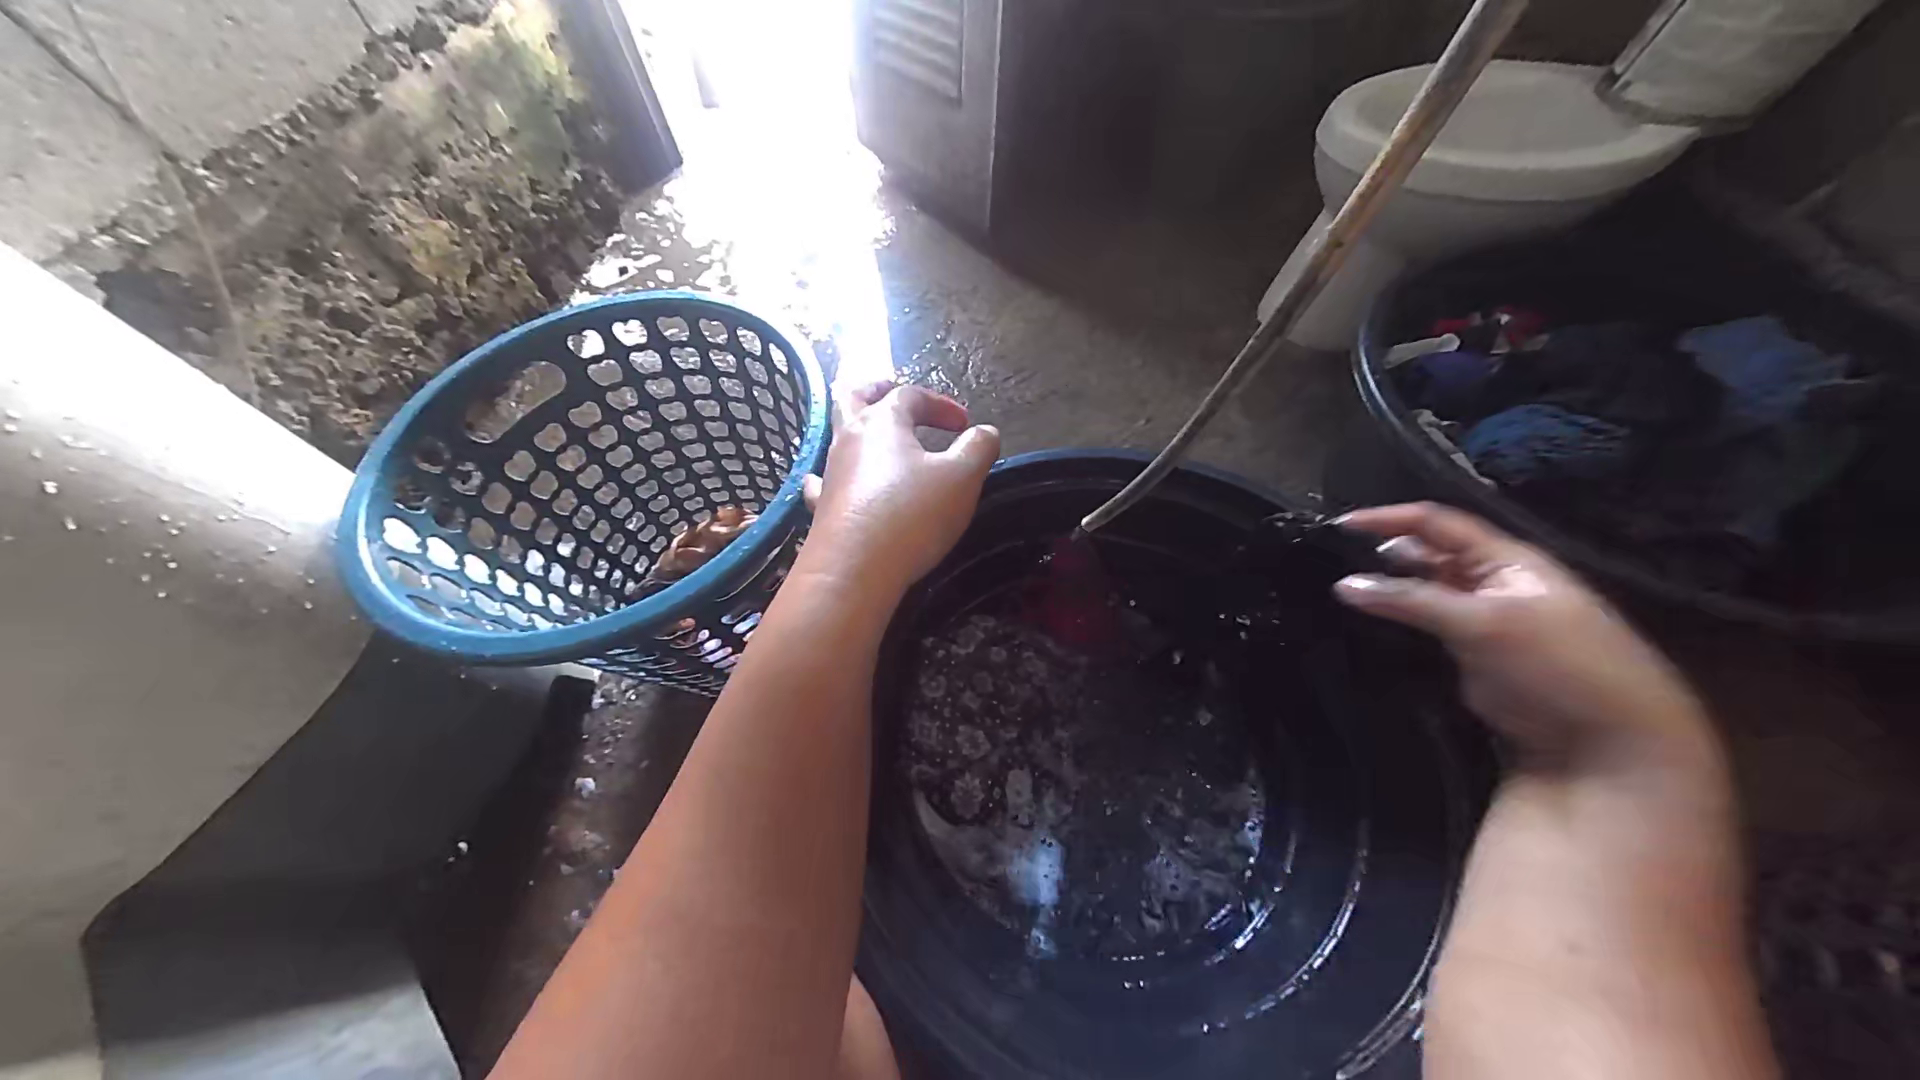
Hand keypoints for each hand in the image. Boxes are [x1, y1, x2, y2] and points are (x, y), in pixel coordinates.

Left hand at [796, 381, 998, 596]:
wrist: (853, 570)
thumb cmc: (911, 515)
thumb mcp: (962, 478)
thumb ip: (978, 448)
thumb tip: (985, 432)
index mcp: (883, 422)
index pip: (910, 395)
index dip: (940, 403)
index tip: (965, 424)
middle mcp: (850, 439)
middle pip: (854, 397)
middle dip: (877, 390)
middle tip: (893, 392)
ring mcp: (831, 473)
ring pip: (839, 436)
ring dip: (860, 431)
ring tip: (877, 440)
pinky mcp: (823, 507)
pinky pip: (823, 480)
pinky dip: (832, 474)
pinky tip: (828, 480)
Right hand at [1331, 503, 1713, 772]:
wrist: (1606, 742)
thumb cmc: (1555, 665)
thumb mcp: (1483, 623)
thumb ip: (1410, 600)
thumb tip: (1343, 584)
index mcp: (1507, 560)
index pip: (1437, 523)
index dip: (1388, 518)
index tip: (1338, 524)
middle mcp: (1492, 580)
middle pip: (1428, 552)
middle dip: (1383, 549)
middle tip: (1333, 555)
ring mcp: (1481, 617)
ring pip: (1422, 588)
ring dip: (1387, 586)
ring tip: (1343, 587)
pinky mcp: (1470, 651)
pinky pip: (1423, 622)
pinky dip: (1395, 617)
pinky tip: (1368, 620)